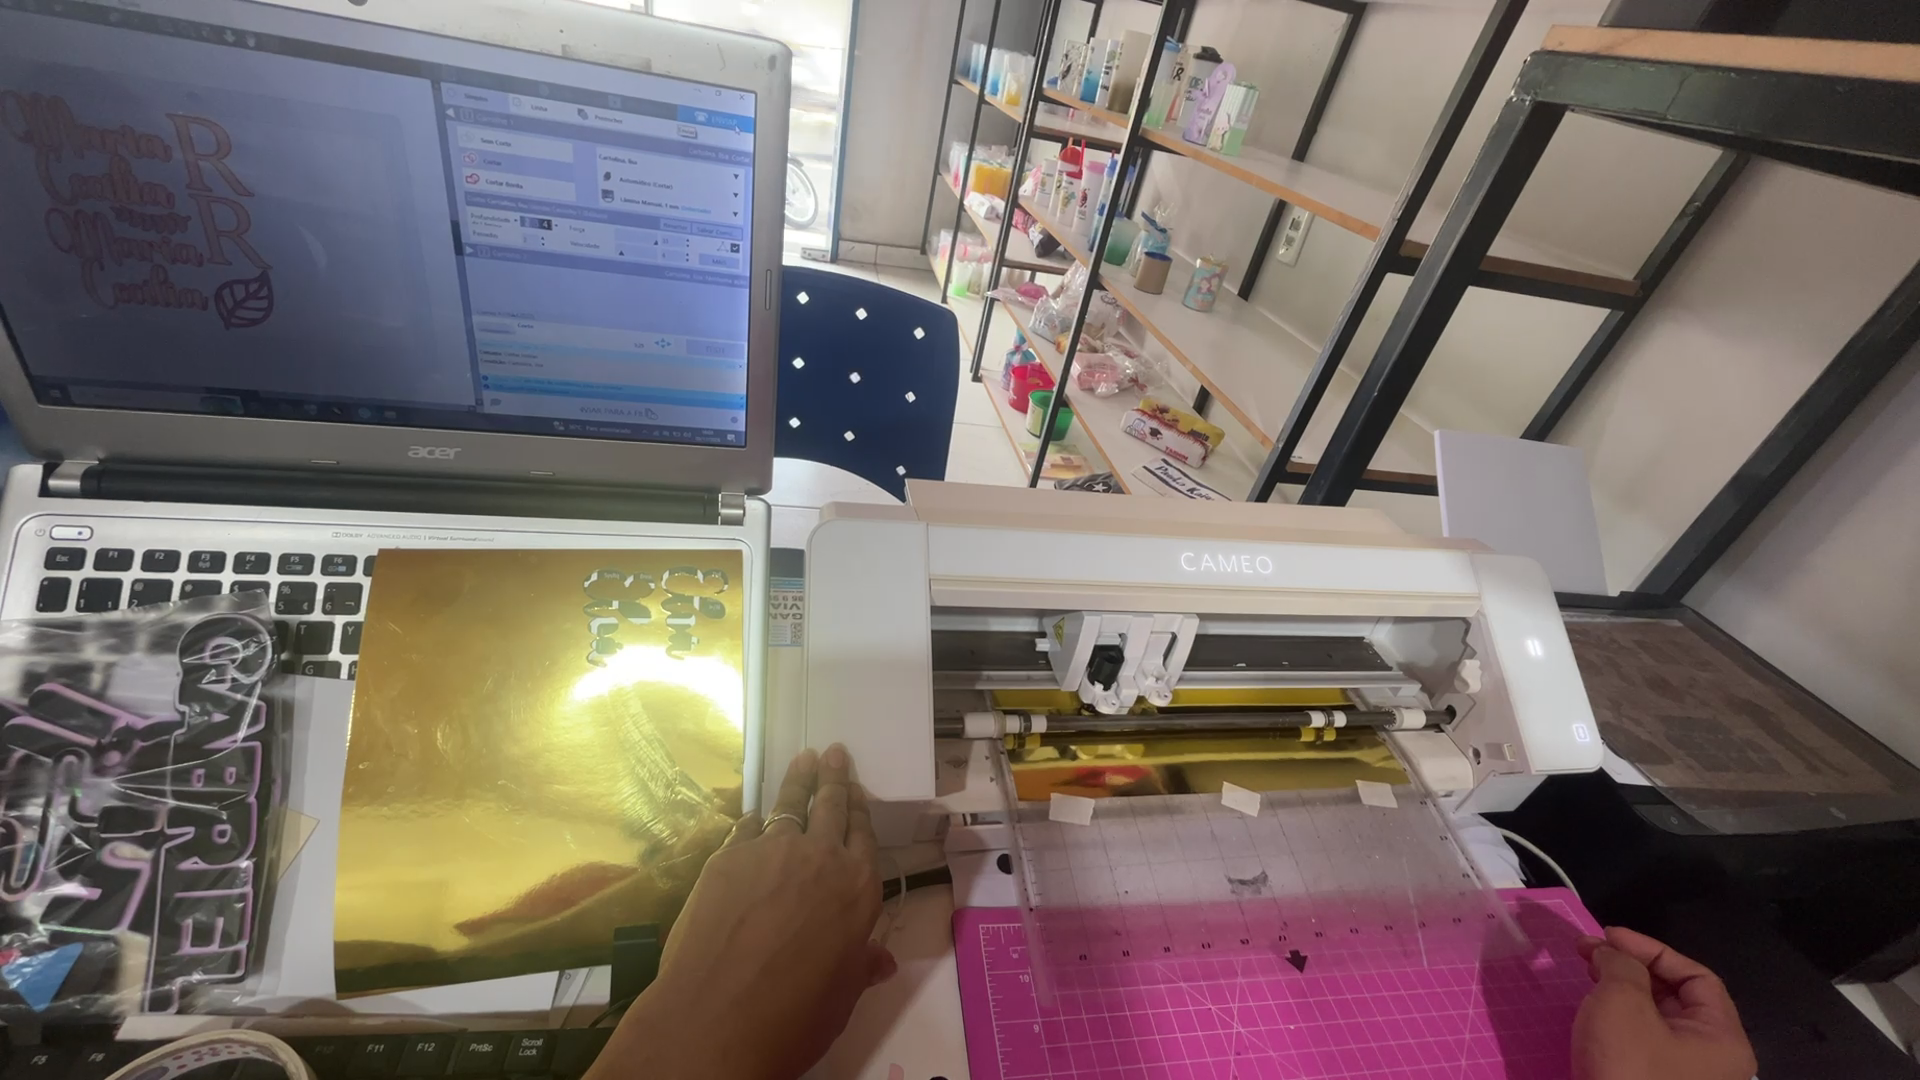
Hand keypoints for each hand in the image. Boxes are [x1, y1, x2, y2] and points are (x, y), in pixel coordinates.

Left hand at [591, 746, 893, 1079]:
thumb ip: (861, 965)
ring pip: (791, 804)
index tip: (857, 788)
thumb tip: (884, 961)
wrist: (717, 1018)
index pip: (864, 833)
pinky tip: (756, 814)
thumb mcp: (841, 995)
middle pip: (832, 805)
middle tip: (835, 752)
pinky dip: (756, 819)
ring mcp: (773, 850)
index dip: (860, 808)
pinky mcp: (729, 856)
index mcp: (858, 886)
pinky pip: (748, 827)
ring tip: (804, 757)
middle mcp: (821, 856)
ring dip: (799, 778)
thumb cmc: (795, 1015)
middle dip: (835, 776)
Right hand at [1572, 926, 1756, 1079]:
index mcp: (1722, 1037)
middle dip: (1632, 964)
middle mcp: (1713, 1054)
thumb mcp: (1622, 1002)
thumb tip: (1612, 953)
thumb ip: (1620, 965)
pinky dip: (1621, 1009)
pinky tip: (1595, 1005)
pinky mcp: (1658, 1078)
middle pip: (1679, 993)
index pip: (1697, 976)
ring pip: (1659, 1012)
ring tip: (1587, 972)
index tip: (1605, 936)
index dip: (1651, 949)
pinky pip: (1647, 1033)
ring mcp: (1687, 1070)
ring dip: (1623, 984)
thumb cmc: (1628, 1065)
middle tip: (1587, 950)